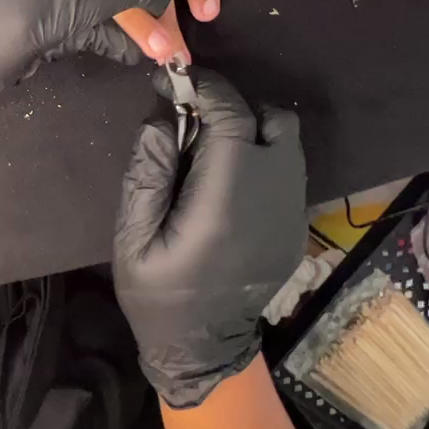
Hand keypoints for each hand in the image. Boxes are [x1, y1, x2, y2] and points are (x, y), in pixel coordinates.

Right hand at [113, 68, 305, 407]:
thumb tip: (165, 112)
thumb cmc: (156, 292)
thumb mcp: (132, 233)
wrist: (202, 347)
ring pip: (286, 142)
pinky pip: (286, 170)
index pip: (233, 119)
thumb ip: (149, 168)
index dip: (207, 89)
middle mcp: (271, 201)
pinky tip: (227, 183)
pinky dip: (259, 158)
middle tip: (192, 124)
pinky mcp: (295, 225)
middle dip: (232, 108)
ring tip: (209, 154)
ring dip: (249, 131)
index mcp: (225, 203)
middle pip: (273, 121)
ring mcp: (291, 215)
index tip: (176, 81)